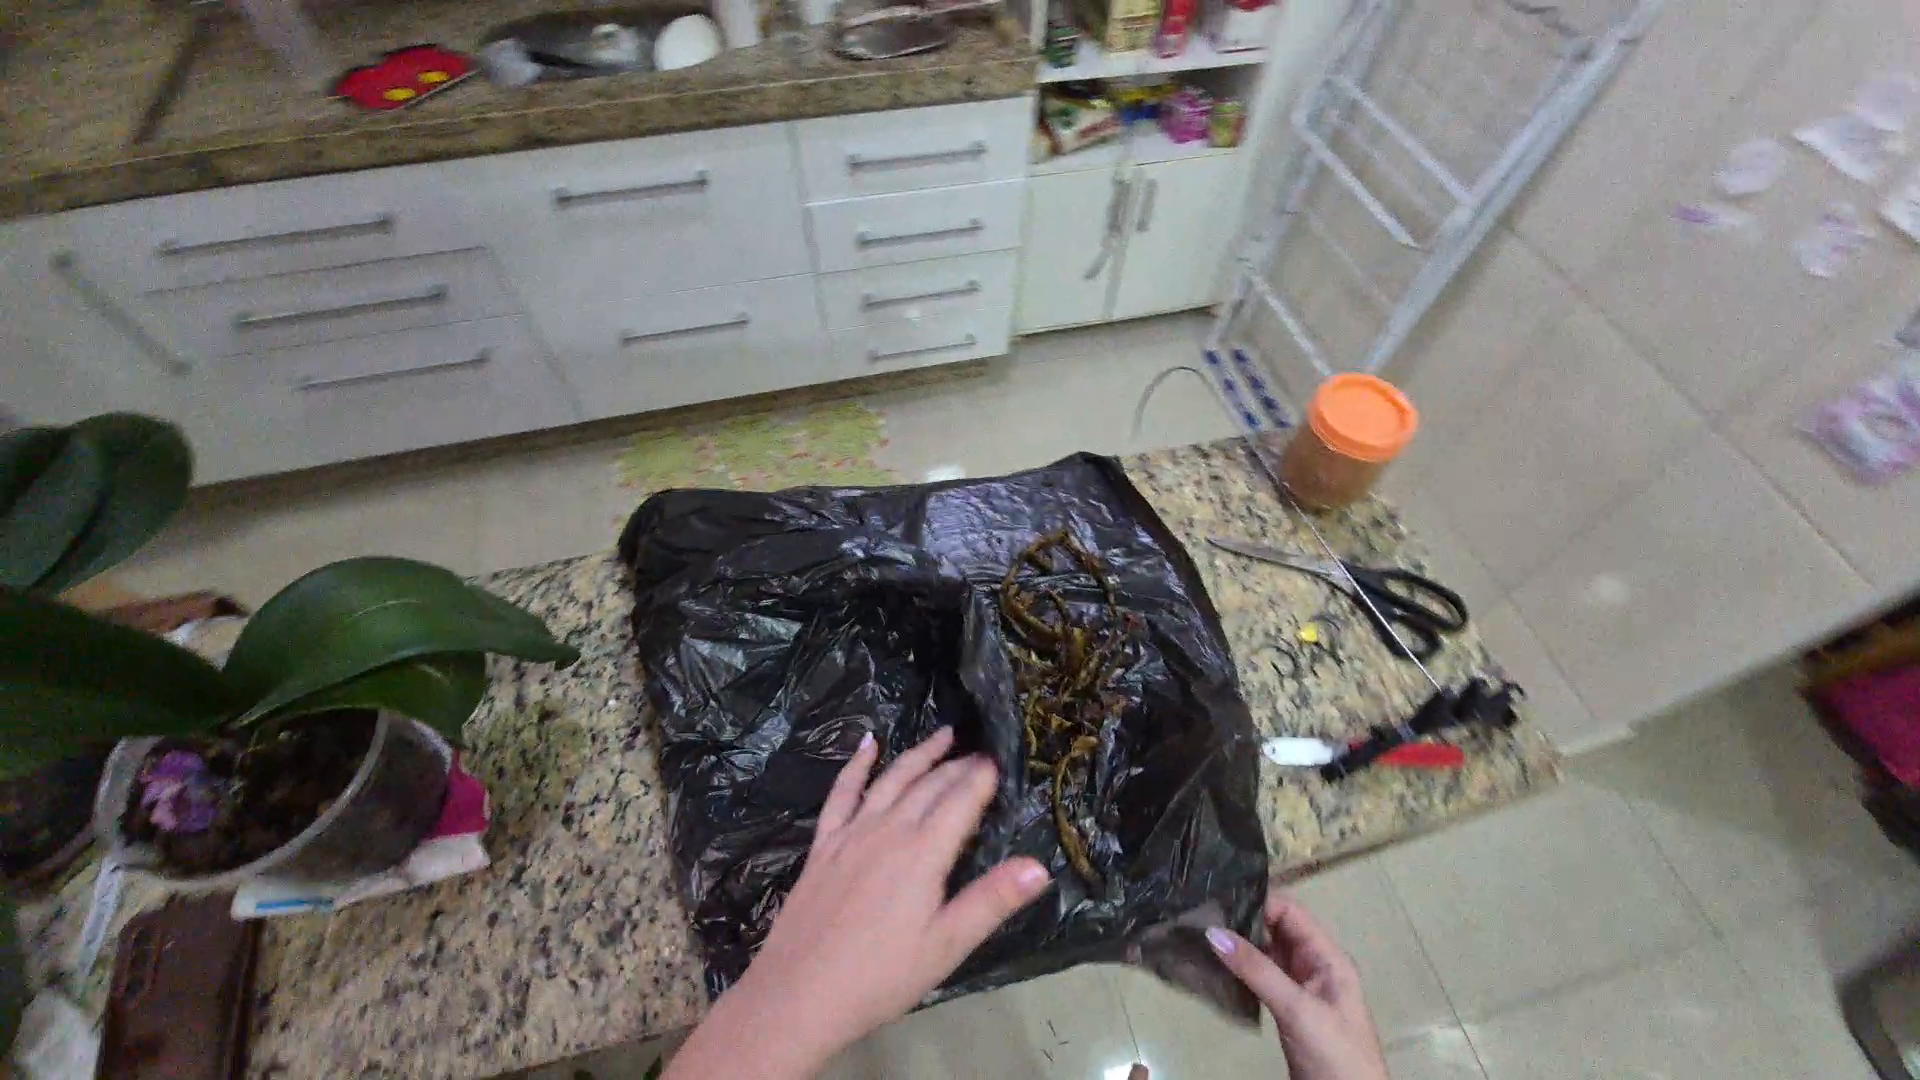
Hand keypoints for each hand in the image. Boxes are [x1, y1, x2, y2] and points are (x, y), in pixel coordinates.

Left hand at [664, 727, 1052, 1079]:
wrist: (798, 994)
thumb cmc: (881, 977)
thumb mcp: (947, 946)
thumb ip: (992, 901)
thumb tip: (1039, 867)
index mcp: (923, 852)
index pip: (961, 800)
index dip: (982, 778)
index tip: (1000, 760)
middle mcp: (889, 829)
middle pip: (929, 785)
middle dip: (958, 765)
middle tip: (980, 752)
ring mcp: (852, 832)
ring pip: (891, 779)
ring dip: (919, 754)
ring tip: (942, 735)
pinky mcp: (824, 843)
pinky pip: (842, 792)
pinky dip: (856, 765)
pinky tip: (868, 745)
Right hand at [1206, 892, 1389, 1079]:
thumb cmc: (1335, 1056)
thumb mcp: (1297, 1010)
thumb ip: (1256, 969)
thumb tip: (1211, 930)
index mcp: (1328, 958)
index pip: (1291, 912)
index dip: (1258, 901)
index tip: (1219, 897)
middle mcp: (1315, 966)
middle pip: (1277, 928)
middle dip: (1243, 919)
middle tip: (1201, 911)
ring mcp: (1301, 988)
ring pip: (1266, 952)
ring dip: (1239, 943)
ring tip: (1200, 930)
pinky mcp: (1287, 1009)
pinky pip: (1261, 976)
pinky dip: (1240, 968)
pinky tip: (1214, 963)